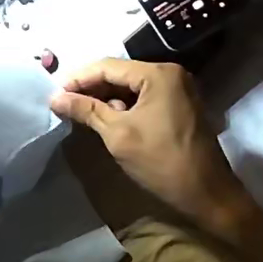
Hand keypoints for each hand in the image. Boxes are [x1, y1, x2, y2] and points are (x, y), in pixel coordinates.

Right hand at [50, 59, 262, 248]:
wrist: (207, 194)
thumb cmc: (161, 162)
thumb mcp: (118, 135)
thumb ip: (86, 111)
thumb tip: (55, 98)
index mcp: (158, 74)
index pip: (108, 67)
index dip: (78, 79)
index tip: (55, 95)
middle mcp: (170, 73)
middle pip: (120, 73)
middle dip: (91, 89)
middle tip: (64, 104)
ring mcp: (178, 89)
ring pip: (131, 86)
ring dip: (106, 98)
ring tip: (80, 113)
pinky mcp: (179, 105)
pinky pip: (144, 97)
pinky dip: (123, 106)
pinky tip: (105, 120)